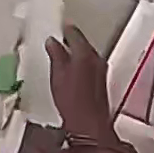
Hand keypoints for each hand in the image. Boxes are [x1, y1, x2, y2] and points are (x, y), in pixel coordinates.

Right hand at [45, 25, 113, 139]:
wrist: (88, 126)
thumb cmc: (72, 101)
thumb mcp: (57, 74)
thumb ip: (56, 54)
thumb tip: (52, 42)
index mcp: (85, 53)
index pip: (75, 33)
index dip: (65, 29)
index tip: (58, 26)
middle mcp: (96, 59)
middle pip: (83, 43)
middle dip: (70, 40)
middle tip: (58, 38)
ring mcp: (100, 70)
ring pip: (87, 53)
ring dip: (75, 52)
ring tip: (62, 53)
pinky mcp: (100, 81)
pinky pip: (89, 64)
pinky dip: (80, 62)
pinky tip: (71, 69)